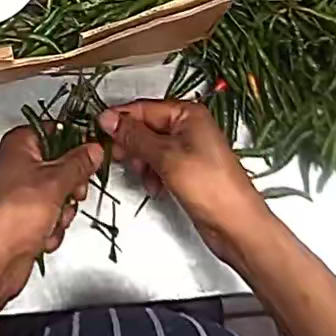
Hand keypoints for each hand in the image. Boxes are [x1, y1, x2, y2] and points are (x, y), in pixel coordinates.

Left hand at [0, 126, 103, 305]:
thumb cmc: (15, 215)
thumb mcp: (56, 181)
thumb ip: (80, 162)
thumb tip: (94, 149)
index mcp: (20, 143)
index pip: (57, 130)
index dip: (77, 143)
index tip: (93, 154)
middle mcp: (18, 163)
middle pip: (61, 163)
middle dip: (71, 185)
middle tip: (73, 193)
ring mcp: (21, 191)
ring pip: (60, 192)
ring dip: (63, 210)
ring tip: (54, 219)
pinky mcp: (25, 217)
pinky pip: (52, 214)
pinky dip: (53, 226)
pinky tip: (45, 235)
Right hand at [96, 99, 270, 267]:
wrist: (237, 227)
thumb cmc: (207, 186)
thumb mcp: (166, 157)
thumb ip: (135, 136)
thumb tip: (106, 118)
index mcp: (187, 113)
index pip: (144, 108)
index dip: (121, 119)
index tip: (98, 130)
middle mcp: (188, 126)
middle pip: (147, 126)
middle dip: (132, 143)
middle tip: (117, 158)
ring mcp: (188, 148)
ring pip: (151, 146)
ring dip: (142, 161)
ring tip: (144, 177)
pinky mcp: (187, 169)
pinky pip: (160, 163)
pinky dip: (153, 173)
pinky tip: (155, 187)